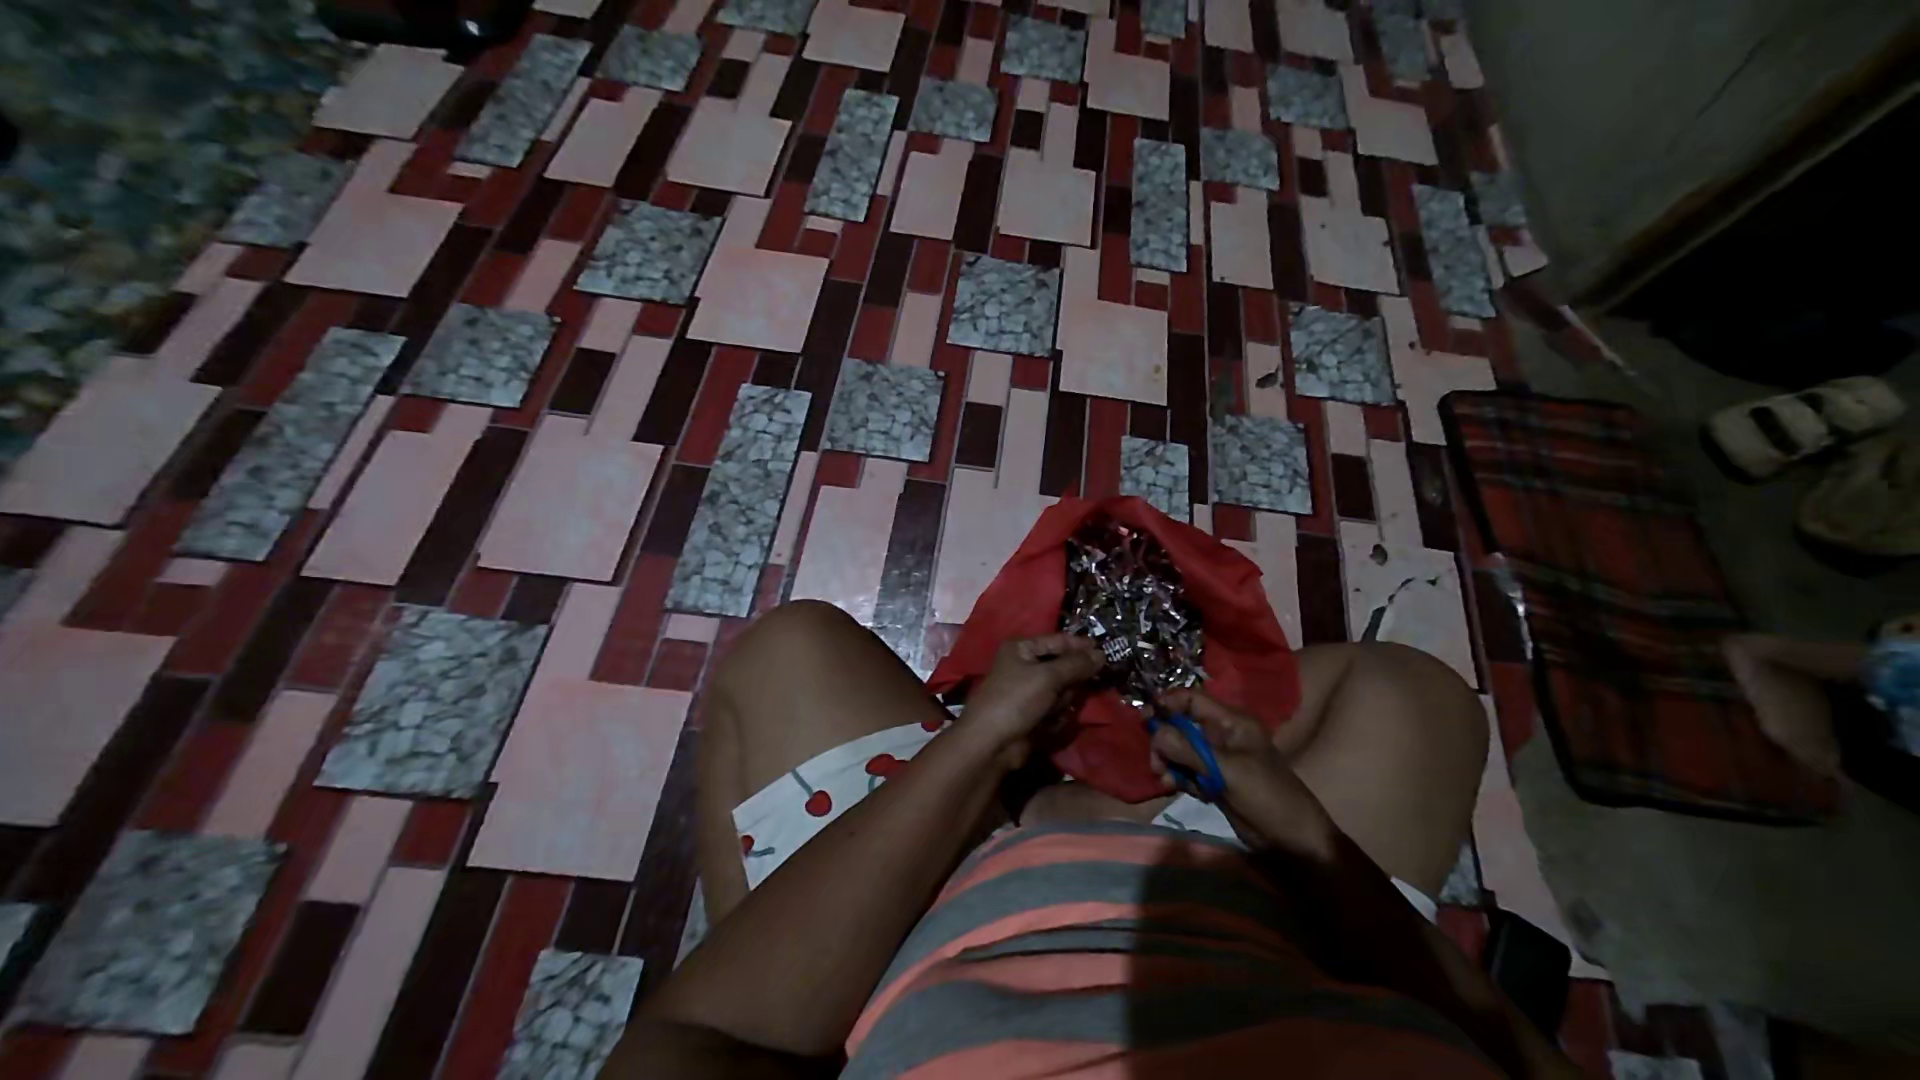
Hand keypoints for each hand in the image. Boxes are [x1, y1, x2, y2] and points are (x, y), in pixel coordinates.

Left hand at [958, 635, 1104, 767]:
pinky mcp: (1032, 713)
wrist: (991, 742)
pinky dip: (1058, 714)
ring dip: (1066, 698)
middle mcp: (1024, 666)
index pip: (1058, 640)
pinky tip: (1053, 722)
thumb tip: (1101, 654)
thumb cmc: (1016, 699)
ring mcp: (1027, 691)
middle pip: (1061, 665)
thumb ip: (1076, 664)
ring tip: (1058, 707)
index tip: (1106, 652)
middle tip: (1087, 683)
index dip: (1080, 646)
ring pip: (1061, 688)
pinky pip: (1055, 707)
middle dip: (1074, 676)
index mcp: (1021, 648)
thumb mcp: (1048, 676)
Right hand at [1152, 688, 1339, 860]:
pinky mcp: (1213, 779)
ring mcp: (1217, 758)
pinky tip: (1176, 789)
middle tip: (1158, 763)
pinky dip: (1177, 777)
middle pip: (1180, 725)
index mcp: (1231, 722)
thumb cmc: (1268, 796)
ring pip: (1179, 749)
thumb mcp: (1228, 771)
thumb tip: (1155, 731)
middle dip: (1164, 741)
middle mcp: (1222, 735)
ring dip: (1168, 762)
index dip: (1167, 704)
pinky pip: (1186, 769)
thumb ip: (1190, 750)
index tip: (1146, 719)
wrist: (1294, 841)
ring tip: (1166, 781)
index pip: (1192, 699)